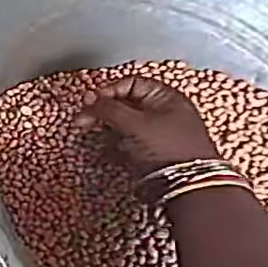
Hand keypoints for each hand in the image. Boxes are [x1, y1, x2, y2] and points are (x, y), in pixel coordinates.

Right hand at [69, 76, 219, 179]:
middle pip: (124, 103)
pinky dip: (113, 141)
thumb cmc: (165, 146)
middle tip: (82, 119)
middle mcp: (161, 112)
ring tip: (88, 132)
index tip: (91, 101)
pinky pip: (126, 140)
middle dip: (101, 110)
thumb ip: (108, 108)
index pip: (131, 83)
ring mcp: (155, 132)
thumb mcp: (134, 123)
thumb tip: (88, 98)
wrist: (185, 183)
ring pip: (123, 122)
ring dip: (104, 126)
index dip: (109, 90)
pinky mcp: (149, 150)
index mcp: (165, 97)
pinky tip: (104, 147)